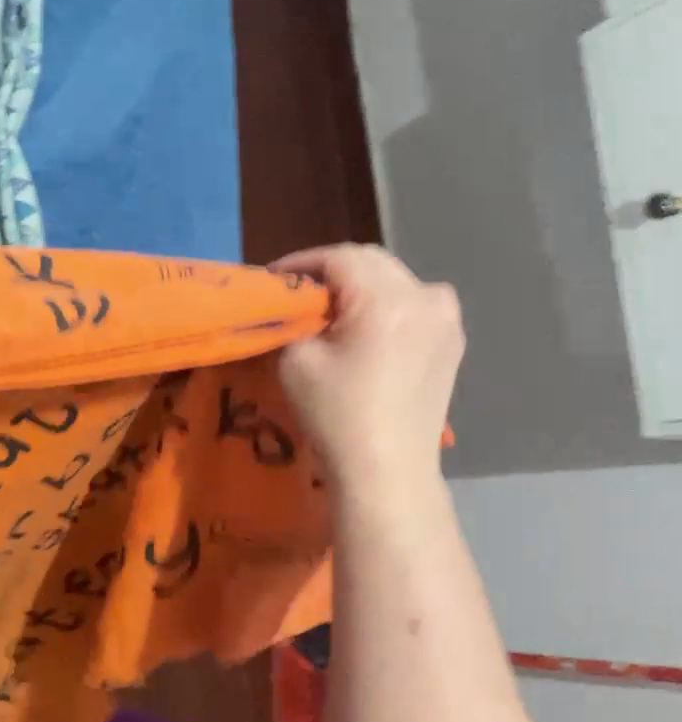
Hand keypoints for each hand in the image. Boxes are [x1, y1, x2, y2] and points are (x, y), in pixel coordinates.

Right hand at [271, 244, 461, 488]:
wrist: (386, 465)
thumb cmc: (334, 411)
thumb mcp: (294, 359)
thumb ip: (294, 319)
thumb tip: (294, 305)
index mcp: (387, 299)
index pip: (341, 257)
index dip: (300, 261)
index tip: (269, 279)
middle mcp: (427, 298)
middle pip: (373, 263)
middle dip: (329, 271)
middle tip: (292, 292)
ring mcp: (446, 320)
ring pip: (395, 282)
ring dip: (358, 287)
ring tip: (325, 309)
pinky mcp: (451, 341)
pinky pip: (412, 305)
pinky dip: (381, 306)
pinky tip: (358, 330)